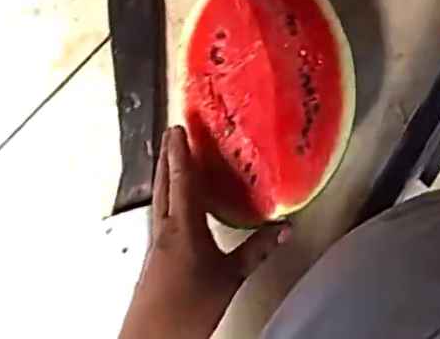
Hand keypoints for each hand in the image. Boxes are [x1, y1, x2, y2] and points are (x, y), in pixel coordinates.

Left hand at [119, 126, 287, 338]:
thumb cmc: (189, 311)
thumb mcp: (229, 279)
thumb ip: (256, 250)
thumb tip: (286, 226)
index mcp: (183, 227)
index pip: (183, 180)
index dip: (181, 152)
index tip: (178, 127)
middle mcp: (165, 229)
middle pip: (164, 185)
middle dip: (168, 157)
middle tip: (171, 131)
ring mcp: (155, 245)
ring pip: (159, 199)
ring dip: (164, 175)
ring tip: (170, 157)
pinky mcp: (152, 260)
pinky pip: (160, 215)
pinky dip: (165, 197)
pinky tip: (173, 203)